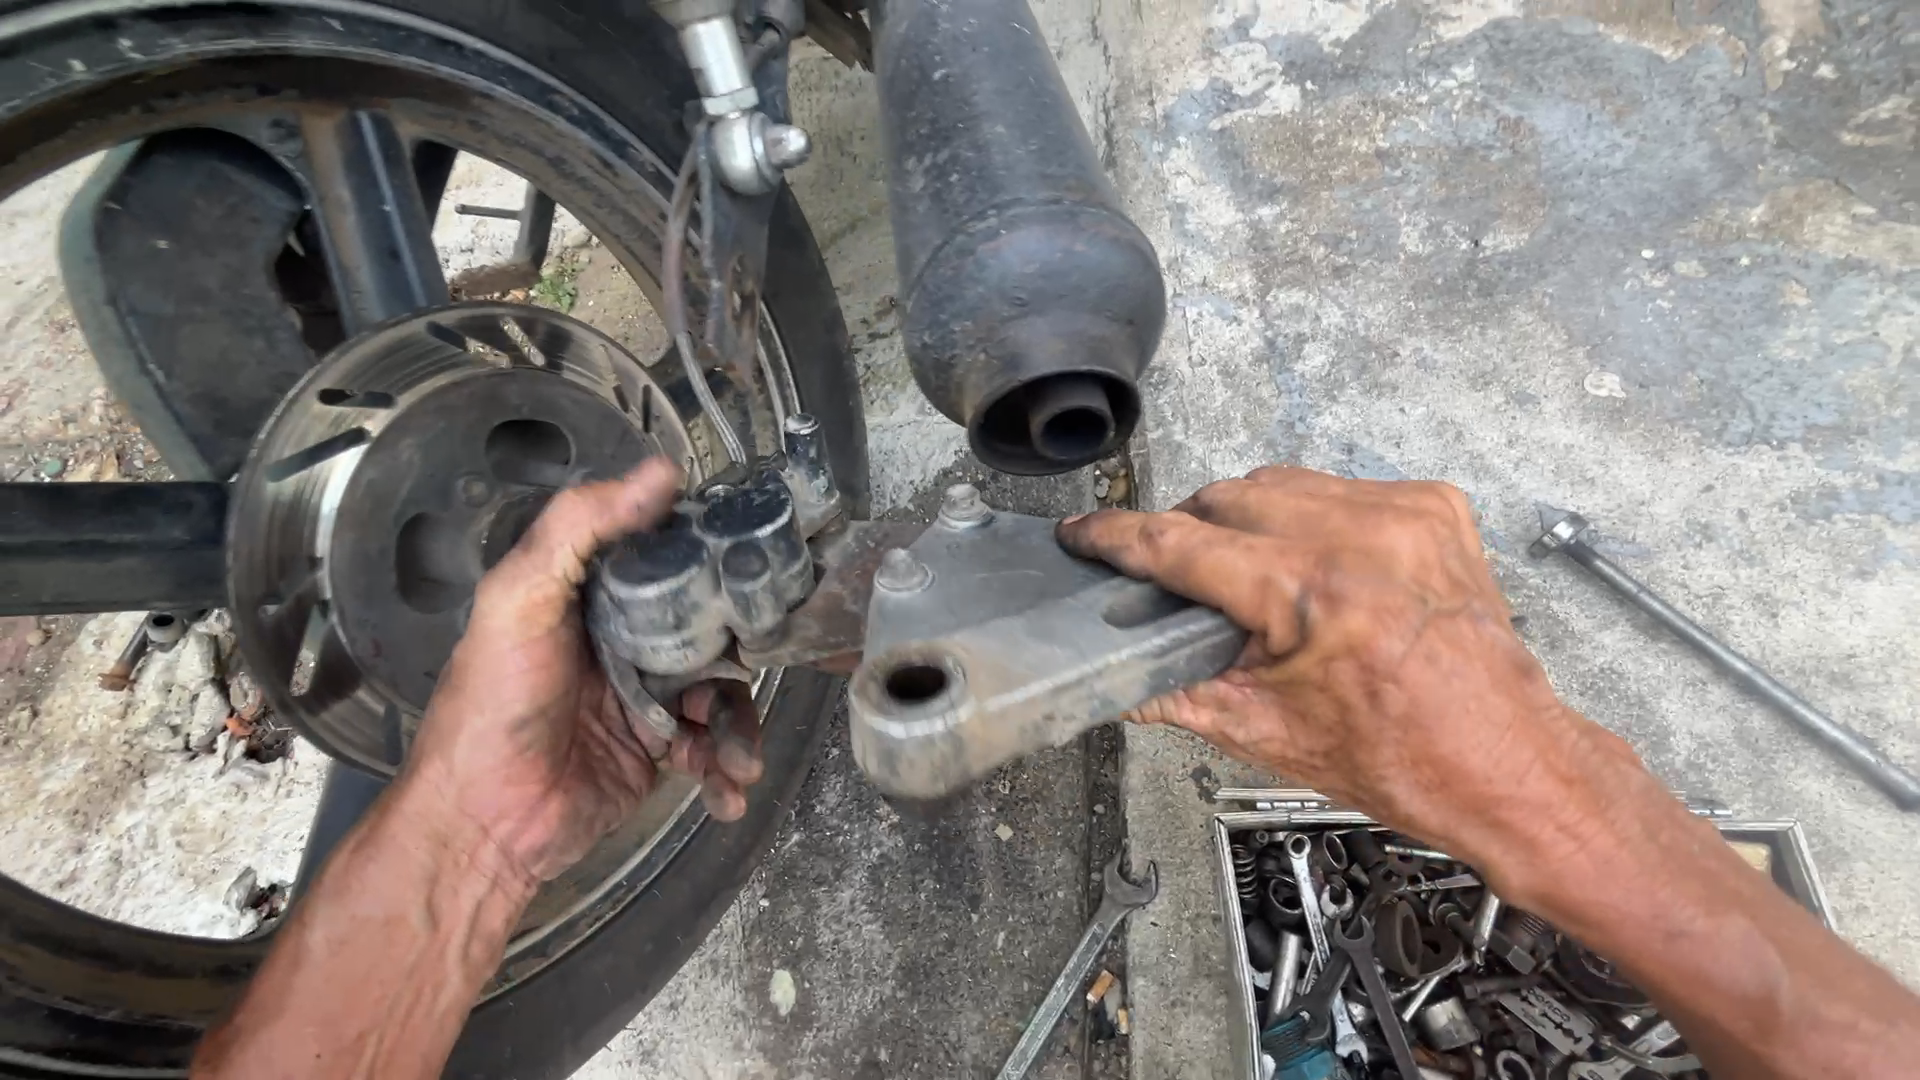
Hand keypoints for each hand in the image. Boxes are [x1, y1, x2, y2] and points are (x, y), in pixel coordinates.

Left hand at [400, 458, 765, 889]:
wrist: (483, 823)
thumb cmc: (497, 703)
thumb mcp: (520, 599)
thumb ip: (579, 528)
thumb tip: (664, 471)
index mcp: (602, 597)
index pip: (677, 564)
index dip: (720, 562)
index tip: (765, 565)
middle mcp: (633, 641)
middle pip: (714, 632)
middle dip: (745, 656)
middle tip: (764, 672)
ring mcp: (653, 697)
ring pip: (723, 694)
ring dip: (740, 729)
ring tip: (740, 761)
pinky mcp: (664, 750)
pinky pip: (714, 748)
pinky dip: (727, 771)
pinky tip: (729, 792)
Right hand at [1058, 467, 1639, 870]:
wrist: (1509, 764)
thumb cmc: (1398, 759)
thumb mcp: (1260, 732)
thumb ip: (1168, 694)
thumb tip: (1109, 676)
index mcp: (1312, 597)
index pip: (1180, 545)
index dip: (1116, 537)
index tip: (1081, 532)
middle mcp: (1362, 538)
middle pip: (1221, 499)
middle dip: (1183, 531)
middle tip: (1172, 574)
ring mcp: (1403, 513)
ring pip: (1273, 483)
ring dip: (1238, 517)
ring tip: (1238, 565)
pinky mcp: (1432, 505)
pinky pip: (1332, 486)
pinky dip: (1301, 514)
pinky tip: (1305, 555)